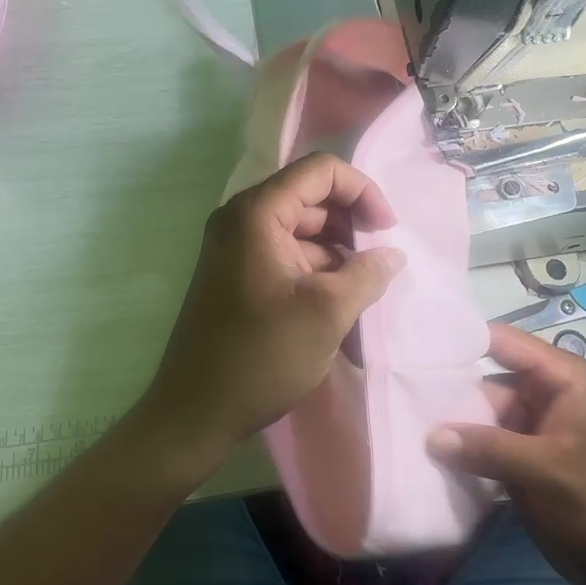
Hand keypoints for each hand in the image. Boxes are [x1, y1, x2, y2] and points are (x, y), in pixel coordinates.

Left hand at [142, 153, 406, 456]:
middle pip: (310, 198)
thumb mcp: (326, 313)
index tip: (387, 230)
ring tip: (364, 291)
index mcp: (257, 212)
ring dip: (337, 253)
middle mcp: (241, 218)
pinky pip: (285, 255)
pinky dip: (316, 271)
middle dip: (351, 224)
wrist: (194, 413)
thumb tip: (391, 255)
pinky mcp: (236, 274)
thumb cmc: (260, 356)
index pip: (320, 171)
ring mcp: (235, 247)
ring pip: (301, 230)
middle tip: (379, 262)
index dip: (362, 191)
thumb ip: (367, 274)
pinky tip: (339, 306)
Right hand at [427, 324, 585, 584]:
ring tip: (405, 417)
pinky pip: (479, 438)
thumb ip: (490, 449)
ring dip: (450, 418)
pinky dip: (458, 444)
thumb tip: (432, 435)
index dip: (466, 339)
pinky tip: (423, 445)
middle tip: (402, 387)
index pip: (506, 342)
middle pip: (487, 376)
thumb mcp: (546, 471)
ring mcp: (528, 422)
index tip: (420, 342)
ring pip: (479, 408)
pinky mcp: (516, 452)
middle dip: (450, 385)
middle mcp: (543, 391)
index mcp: (562, 377)